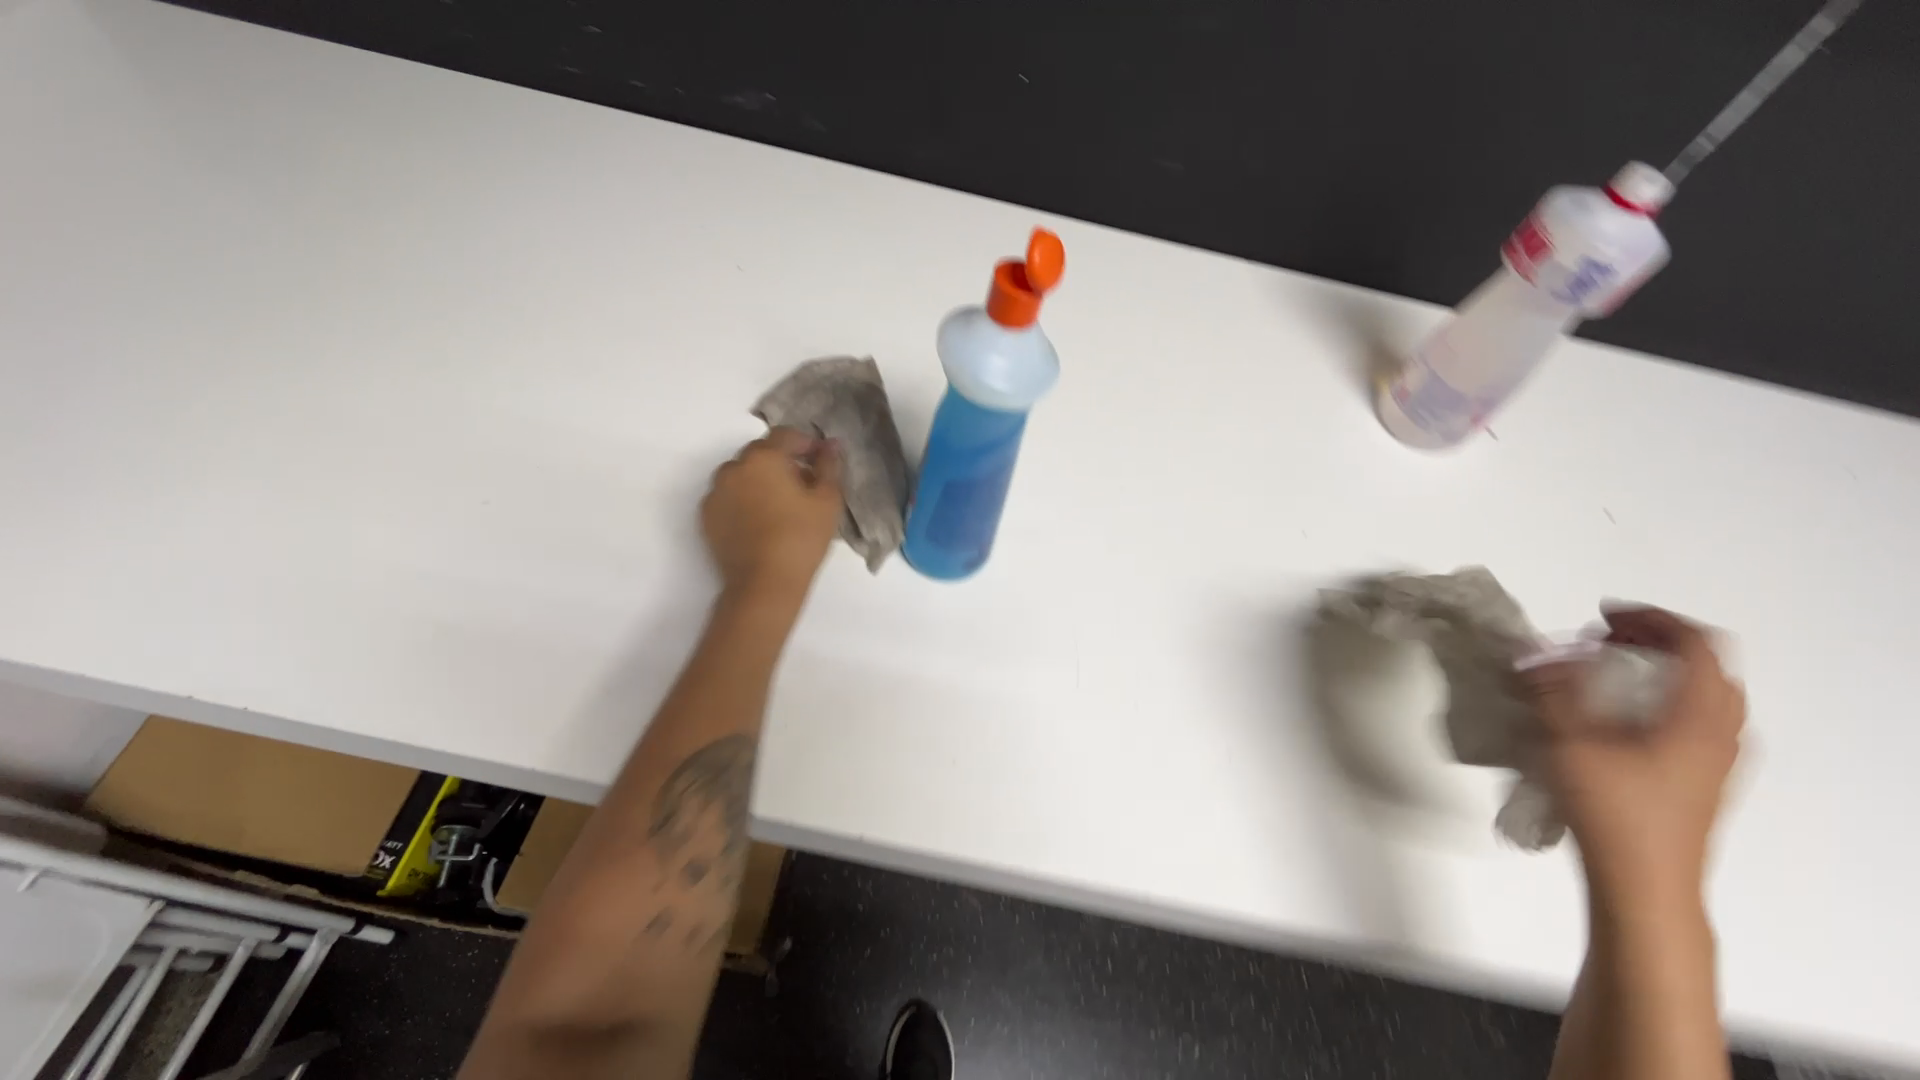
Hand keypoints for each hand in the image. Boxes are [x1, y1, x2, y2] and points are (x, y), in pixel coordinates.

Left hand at [701, 428, 843, 598]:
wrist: (764, 584)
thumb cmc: (802, 538)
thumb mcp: (828, 500)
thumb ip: (829, 465)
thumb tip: (831, 444)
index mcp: (763, 457)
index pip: (786, 435)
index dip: (807, 444)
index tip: (821, 461)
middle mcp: (733, 467)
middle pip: (761, 453)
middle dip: (782, 462)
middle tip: (803, 486)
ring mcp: (715, 492)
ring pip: (742, 474)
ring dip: (760, 480)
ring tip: (779, 505)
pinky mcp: (706, 516)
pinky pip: (728, 497)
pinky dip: (743, 500)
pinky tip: (760, 521)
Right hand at [1524, 607, 1744, 910]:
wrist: (1646, 888)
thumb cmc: (1612, 811)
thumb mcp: (1570, 743)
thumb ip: (1552, 691)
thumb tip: (1535, 654)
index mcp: (1699, 716)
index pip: (1694, 644)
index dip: (1649, 619)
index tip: (1600, 617)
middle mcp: (1722, 733)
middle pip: (1705, 666)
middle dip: (1652, 643)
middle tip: (1600, 643)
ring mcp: (1719, 761)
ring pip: (1702, 696)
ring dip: (1656, 673)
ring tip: (1604, 678)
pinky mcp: (1704, 783)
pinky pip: (1694, 722)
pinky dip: (1660, 702)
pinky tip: (1617, 721)